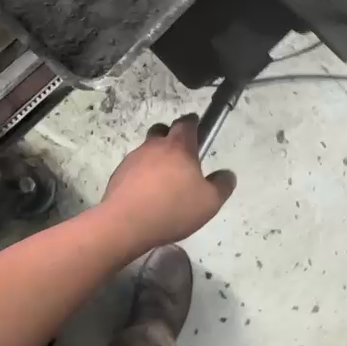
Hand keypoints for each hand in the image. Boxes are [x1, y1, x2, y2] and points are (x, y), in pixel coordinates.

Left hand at [96, 115, 235, 252]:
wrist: (126, 222)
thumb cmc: (173, 208)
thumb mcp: (209, 202)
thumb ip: (221, 186)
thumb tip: (227, 174)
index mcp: (178, 147)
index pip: (186, 123)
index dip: (193, 123)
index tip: (197, 127)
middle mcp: (154, 146)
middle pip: (162, 131)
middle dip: (172, 136)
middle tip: (182, 156)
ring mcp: (134, 158)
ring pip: (147, 149)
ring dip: (156, 158)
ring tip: (164, 182)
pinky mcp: (119, 173)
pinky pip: (134, 167)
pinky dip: (142, 174)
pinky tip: (147, 194)